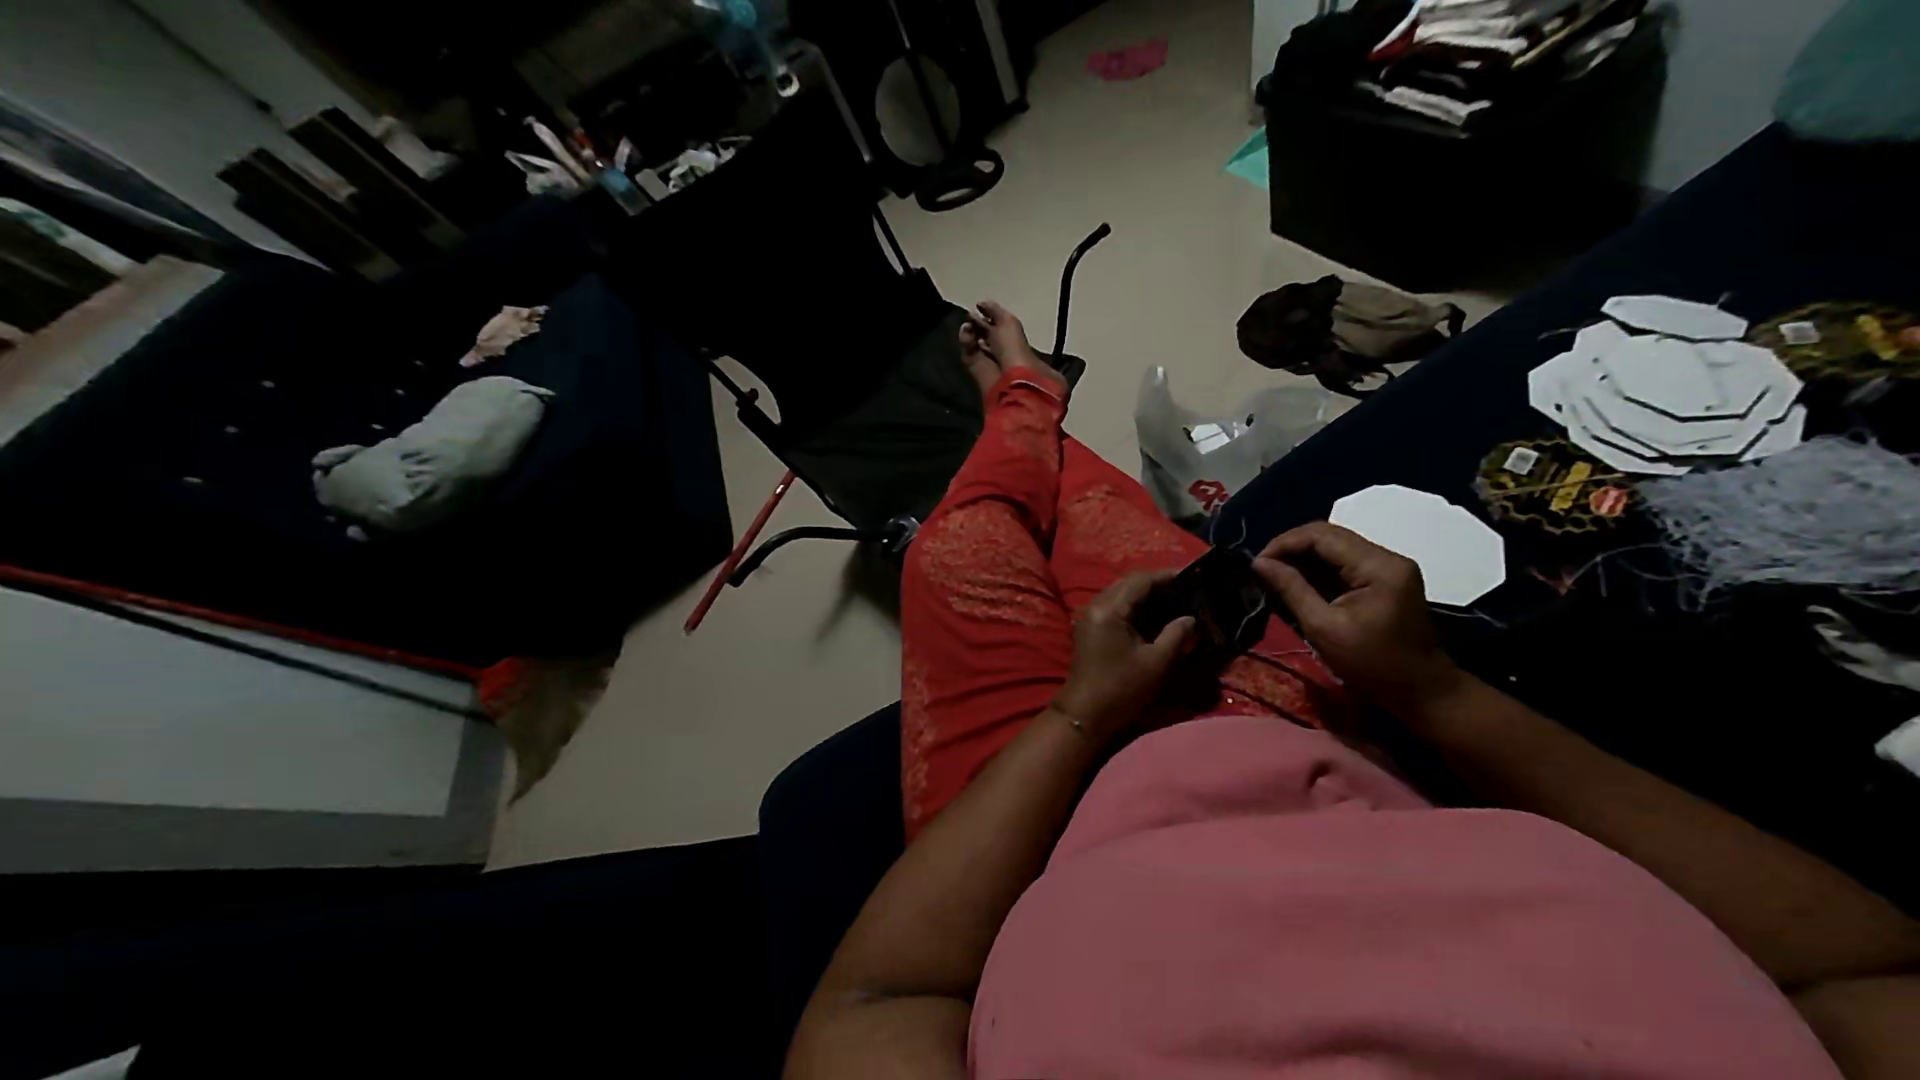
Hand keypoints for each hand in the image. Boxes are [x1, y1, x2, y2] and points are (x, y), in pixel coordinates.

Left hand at [1052, 571, 1196, 742]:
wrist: (1085, 715)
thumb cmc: (1121, 689)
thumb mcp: (1156, 663)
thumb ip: (1177, 635)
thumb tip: (1192, 618)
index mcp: (1108, 609)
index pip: (1140, 580)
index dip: (1168, 575)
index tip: (1194, 574)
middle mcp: (1095, 605)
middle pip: (1130, 583)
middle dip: (1159, 583)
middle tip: (1189, 587)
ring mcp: (1090, 616)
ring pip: (1122, 593)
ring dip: (1148, 594)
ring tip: (1178, 598)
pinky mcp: (1091, 627)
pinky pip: (1117, 606)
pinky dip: (1137, 606)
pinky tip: (1158, 614)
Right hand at [1251, 523, 1463, 712]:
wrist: (1422, 691)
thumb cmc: (1372, 664)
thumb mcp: (1323, 628)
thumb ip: (1291, 589)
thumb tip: (1258, 563)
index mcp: (1378, 566)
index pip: (1322, 535)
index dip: (1284, 543)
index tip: (1257, 563)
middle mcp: (1387, 558)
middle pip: (1329, 536)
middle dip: (1291, 548)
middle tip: (1263, 568)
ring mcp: (1388, 567)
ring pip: (1335, 547)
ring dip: (1302, 557)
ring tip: (1275, 575)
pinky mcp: (1385, 579)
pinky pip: (1344, 562)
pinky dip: (1317, 569)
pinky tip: (1298, 582)